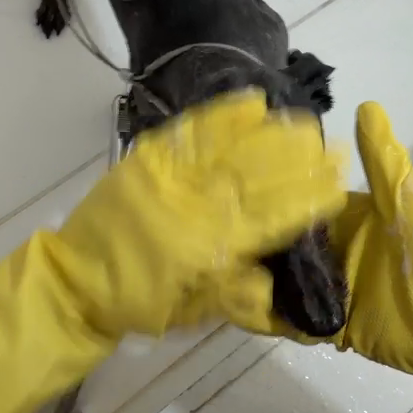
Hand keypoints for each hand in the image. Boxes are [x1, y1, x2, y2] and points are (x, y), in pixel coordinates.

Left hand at [0, 91, 344, 412]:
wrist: (76, 281)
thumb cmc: (141, 302)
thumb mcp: (193, 310)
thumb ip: (236, 291)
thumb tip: (279, 278)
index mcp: (207, 247)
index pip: (270, 218)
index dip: (305, 200)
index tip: (335, 185)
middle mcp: (193, 205)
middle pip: (256, 175)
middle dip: (298, 160)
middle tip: (330, 146)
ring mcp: (170, 175)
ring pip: (230, 149)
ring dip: (271, 134)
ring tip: (302, 123)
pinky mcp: (148, 157)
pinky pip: (192, 131)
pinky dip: (224, 115)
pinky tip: (253, 101)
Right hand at [223, 102, 412, 412]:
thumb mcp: (406, 199)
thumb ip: (383, 158)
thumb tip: (364, 103)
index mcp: (348, 215)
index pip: (297, 198)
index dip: (268, 191)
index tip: (229, 184)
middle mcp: (333, 248)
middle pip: (282, 240)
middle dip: (252, 237)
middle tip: (211, 232)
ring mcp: (329, 287)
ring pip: (280, 278)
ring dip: (253, 275)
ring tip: (214, 268)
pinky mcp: (328, 324)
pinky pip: (290, 317)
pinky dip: (265, 313)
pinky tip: (234, 303)